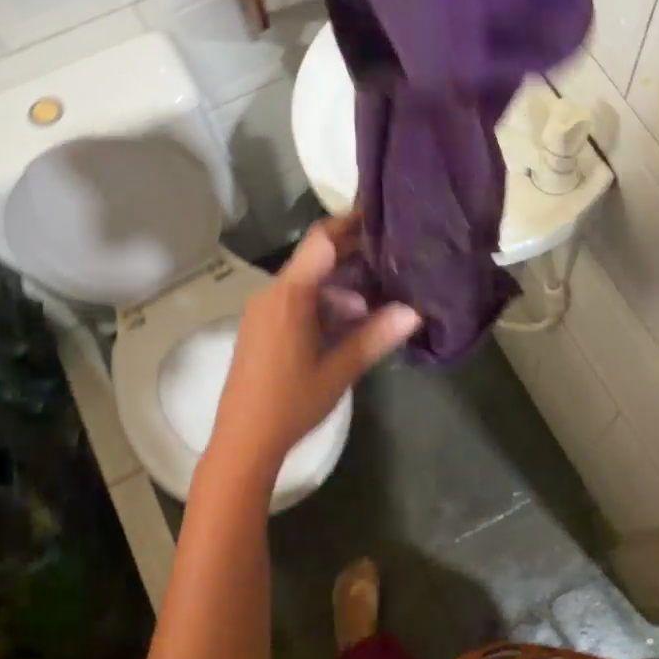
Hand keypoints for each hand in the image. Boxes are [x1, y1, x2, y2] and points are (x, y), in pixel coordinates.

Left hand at [210, 215, 420, 467]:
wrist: (243, 440)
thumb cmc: (292, 403)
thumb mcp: (339, 370)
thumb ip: (375, 337)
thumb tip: (415, 312)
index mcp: (290, 296)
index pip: (321, 241)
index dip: (349, 224)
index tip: (380, 218)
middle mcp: (272, 294)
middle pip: (315, 260)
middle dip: (352, 257)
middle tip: (391, 257)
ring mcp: (263, 312)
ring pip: (307, 284)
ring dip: (340, 288)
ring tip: (377, 303)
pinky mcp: (261, 329)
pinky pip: (295, 302)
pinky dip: (323, 304)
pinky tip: (348, 324)